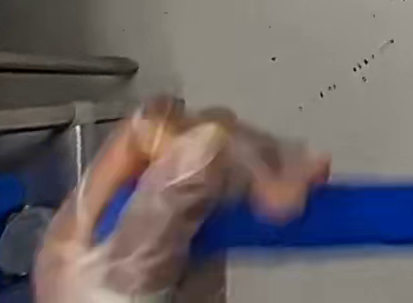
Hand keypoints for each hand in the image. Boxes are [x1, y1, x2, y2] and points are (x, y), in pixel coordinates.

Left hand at [36, 99, 329, 300]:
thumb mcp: (130, 280)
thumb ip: (162, 210)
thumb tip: (206, 134)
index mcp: (100, 208)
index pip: (151, 131)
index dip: (195, 134)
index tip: (233, 161)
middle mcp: (142, 201)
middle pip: (205, 140)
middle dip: (252, 158)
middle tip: (284, 195)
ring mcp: (184, 214)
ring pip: (240, 157)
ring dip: (279, 166)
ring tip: (307, 189)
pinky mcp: (220, 230)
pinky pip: (257, 185)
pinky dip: (289, 178)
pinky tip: (312, 178)